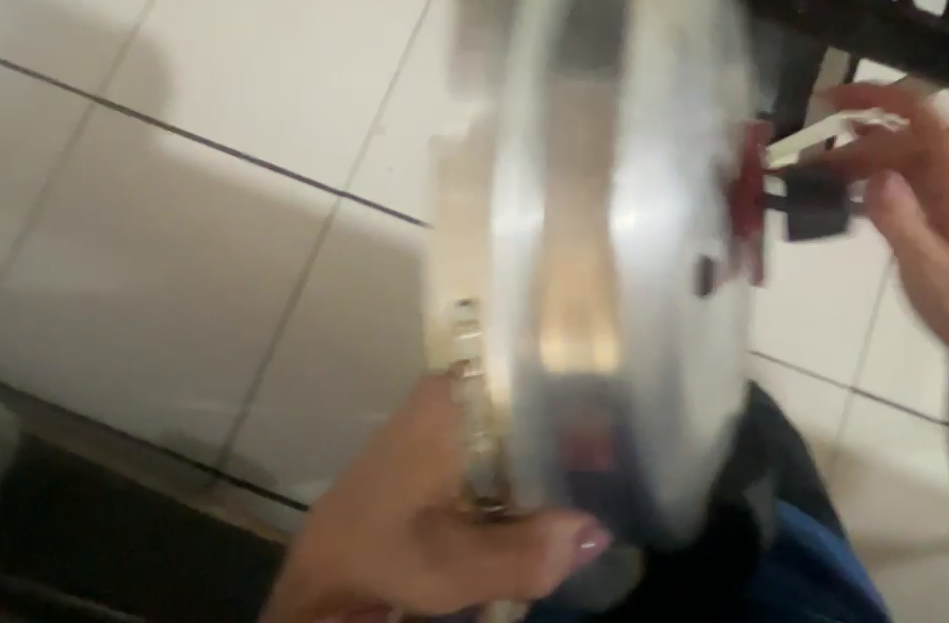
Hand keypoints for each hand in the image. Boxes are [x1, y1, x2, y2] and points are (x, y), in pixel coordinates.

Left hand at [265, 375, 610, 622]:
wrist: (327, 577)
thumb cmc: (382, 555)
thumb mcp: (450, 567)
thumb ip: (522, 553)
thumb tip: (598, 533)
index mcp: (455, 398)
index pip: (533, 371)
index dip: (580, 394)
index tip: (621, 418)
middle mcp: (455, 389)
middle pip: (532, 393)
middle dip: (575, 424)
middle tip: (622, 450)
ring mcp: (449, 409)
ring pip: (522, 414)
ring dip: (555, 444)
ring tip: (605, 461)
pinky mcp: (447, 436)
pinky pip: (507, 432)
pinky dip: (532, 458)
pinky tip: (560, 481)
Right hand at [812, 83, 948, 379]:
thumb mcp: (930, 270)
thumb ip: (902, 223)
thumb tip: (874, 177)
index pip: (924, 119)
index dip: (881, 98)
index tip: (834, 98)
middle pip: (900, 139)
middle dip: (853, 140)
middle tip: (807, 156)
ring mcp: (943, 198)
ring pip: (894, 161)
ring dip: (856, 161)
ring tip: (815, 174)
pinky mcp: (933, 216)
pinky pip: (896, 184)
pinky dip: (866, 182)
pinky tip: (840, 194)